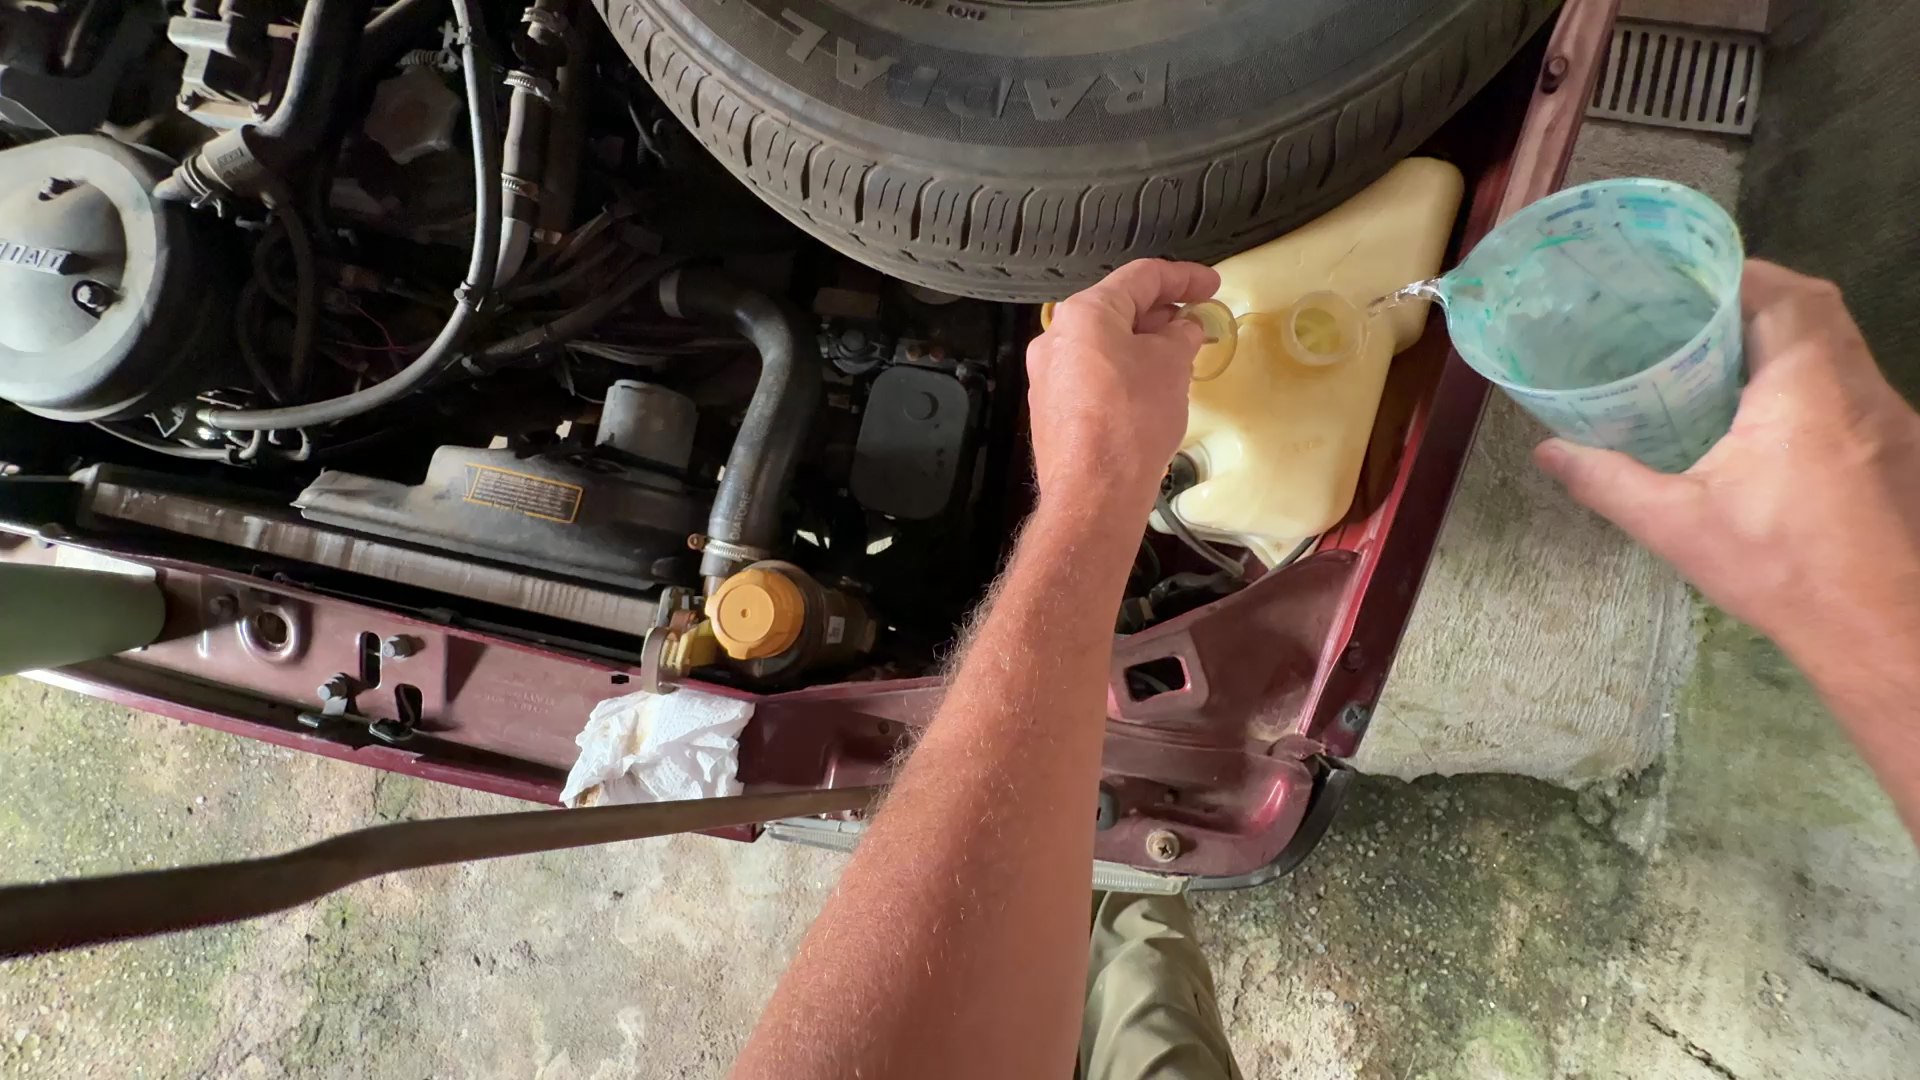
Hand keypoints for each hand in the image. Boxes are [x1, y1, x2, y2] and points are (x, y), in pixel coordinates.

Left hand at [1026, 259, 1219, 519]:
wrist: (1094, 491)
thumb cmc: (1131, 421)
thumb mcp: (1172, 364)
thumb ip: (1180, 333)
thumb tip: (1182, 328)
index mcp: (1083, 314)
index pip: (1141, 277)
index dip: (1183, 277)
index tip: (1210, 286)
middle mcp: (1055, 339)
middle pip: (1115, 309)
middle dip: (1160, 313)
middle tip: (1194, 323)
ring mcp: (1047, 375)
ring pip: (1101, 345)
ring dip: (1140, 344)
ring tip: (1176, 358)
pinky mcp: (1050, 408)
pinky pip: (1089, 375)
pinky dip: (1120, 371)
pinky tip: (1146, 389)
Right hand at [1533, 260, 1919, 667]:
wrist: (1890, 626)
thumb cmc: (1778, 565)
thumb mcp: (1670, 523)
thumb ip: (1603, 479)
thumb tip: (1546, 451)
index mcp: (1809, 396)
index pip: (1790, 301)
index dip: (1742, 275)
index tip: (1686, 274)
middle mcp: (1862, 394)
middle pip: (1819, 313)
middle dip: (1754, 297)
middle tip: (1681, 309)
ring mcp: (1888, 421)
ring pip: (1837, 348)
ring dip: (1776, 336)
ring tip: (1702, 351)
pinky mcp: (1895, 450)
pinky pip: (1844, 385)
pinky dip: (1795, 373)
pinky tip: (1747, 409)